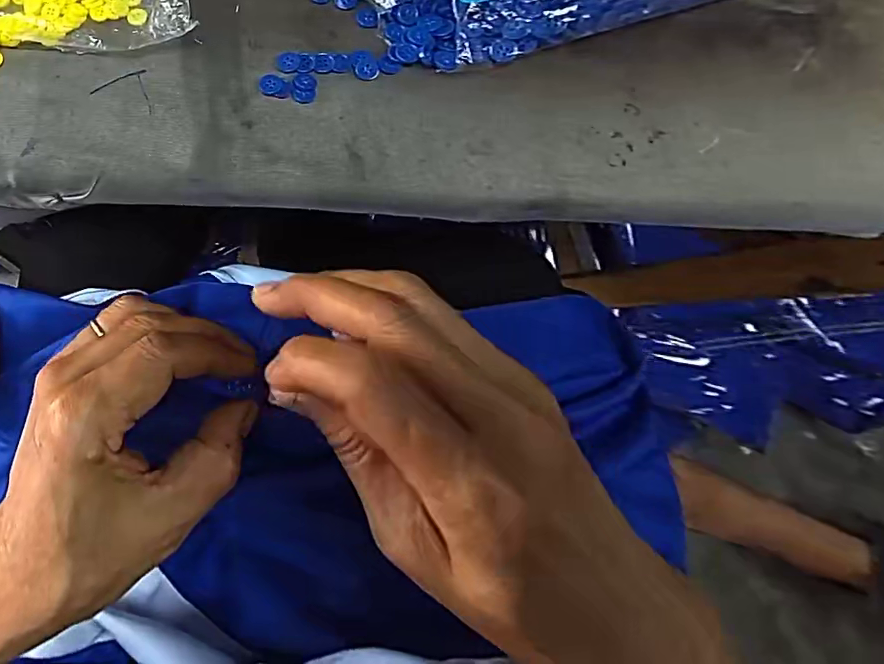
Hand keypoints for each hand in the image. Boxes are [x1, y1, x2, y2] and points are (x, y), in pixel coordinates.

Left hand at [0, 295, 257, 663]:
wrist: (16, 573)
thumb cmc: (85, 555)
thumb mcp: (166, 520)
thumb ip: (216, 458)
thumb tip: (243, 406)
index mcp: (85, 409)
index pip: (162, 348)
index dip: (215, 351)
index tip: (248, 369)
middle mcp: (65, 375)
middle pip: (148, 321)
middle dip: (204, 334)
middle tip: (240, 359)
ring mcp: (56, 368)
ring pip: (129, 312)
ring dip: (179, 324)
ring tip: (213, 353)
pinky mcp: (57, 371)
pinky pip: (113, 324)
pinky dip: (154, 327)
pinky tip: (177, 351)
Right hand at [255, 272, 728, 663]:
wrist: (617, 597)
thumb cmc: (508, 599)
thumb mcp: (412, 548)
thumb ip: (357, 453)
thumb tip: (296, 383)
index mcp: (471, 481)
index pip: (376, 384)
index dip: (312, 359)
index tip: (272, 369)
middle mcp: (498, 408)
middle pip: (397, 319)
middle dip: (320, 292)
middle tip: (266, 296)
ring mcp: (515, 377)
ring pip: (419, 298)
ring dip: (351, 283)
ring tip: (299, 292)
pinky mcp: (519, 366)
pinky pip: (440, 313)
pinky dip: (383, 299)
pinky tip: (352, 311)